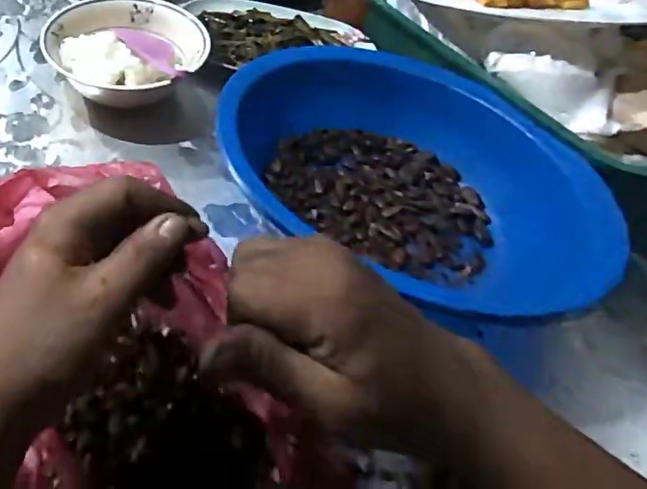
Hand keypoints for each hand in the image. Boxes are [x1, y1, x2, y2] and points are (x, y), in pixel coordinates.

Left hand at [0, 177, 206, 486]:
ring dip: (147, 257)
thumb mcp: (102, 301)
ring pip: (113, 239)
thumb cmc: (47, 345)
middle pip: (119, 212)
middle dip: (158, 231)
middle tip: (190, 263)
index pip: (124, 190)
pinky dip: (130, 276)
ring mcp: (57, 255)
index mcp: (65, 219)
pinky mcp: (58, 283)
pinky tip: (148, 301)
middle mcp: (60, 227)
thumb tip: (178, 221)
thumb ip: (142, 256)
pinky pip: (102, 264)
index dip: (165, 206)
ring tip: (173, 288)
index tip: (201, 232)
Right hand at [203, 236, 496, 463]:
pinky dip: (268, 275)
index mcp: (317, 291)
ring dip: (252, 289)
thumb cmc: (389, 404)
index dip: (237, 330)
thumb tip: (203, 354)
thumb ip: (266, 366)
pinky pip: (271, 248)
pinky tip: (296, 309)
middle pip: (239, 266)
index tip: (264, 364)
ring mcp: (320, 242)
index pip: (236, 290)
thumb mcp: (329, 403)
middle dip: (242, 308)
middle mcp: (314, 252)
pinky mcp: (325, 244)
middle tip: (278, 351)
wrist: (444, 380)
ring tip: (285, 329)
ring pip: (249, 252)